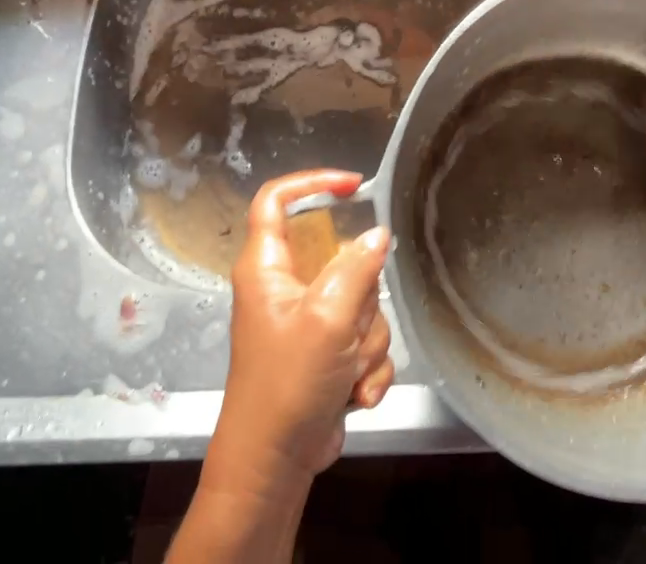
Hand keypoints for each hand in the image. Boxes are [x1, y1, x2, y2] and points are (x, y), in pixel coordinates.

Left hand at [207, 169, 394, 500]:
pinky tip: (354, 393)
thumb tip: (378, 234)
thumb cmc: (288, 383)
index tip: (354, 186)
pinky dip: (366, 367)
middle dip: (361, 296)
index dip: (313, 183)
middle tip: (348, 324)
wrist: (275, 463)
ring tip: (347, 370)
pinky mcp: (327, 351)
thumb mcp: (328, 318)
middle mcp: (286, 286)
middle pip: (340, 257)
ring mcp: (308, 320)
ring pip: (361, 303)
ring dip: (366, 340)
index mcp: (267, 266)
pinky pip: (363, 339)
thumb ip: (357, 268)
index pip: (277, 200)